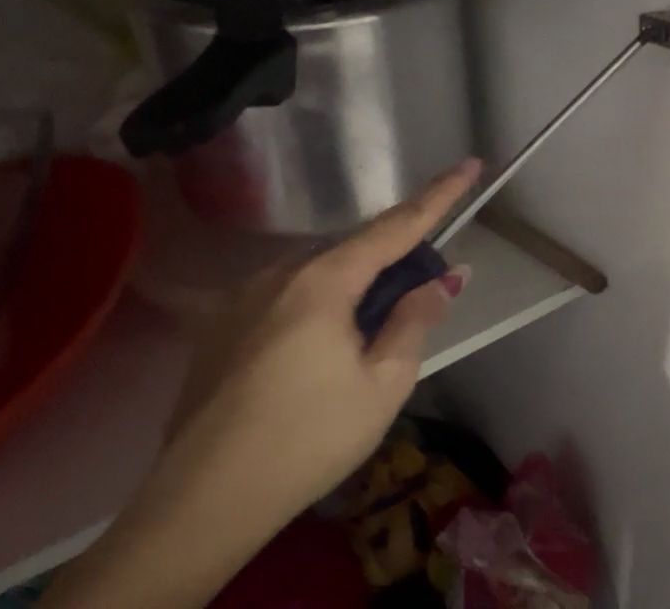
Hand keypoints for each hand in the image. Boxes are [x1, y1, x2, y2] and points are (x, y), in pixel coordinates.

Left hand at [163, 158, 478, 517]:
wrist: (200, 505)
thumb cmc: (308, 440)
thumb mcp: (384, 383)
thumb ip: (416, 320)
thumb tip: (443, 278)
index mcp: (323, 283)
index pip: (396, 225)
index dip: (439, 195)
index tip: (469, 164)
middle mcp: (277, 277)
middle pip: (355, 250)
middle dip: (397, 259)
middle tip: (426, 292)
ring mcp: (239, 302)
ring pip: (319, 275)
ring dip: (357, 287)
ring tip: (373, 334)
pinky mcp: (217, 331)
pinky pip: (286, 299)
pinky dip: (320, 307)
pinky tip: (321, 355)